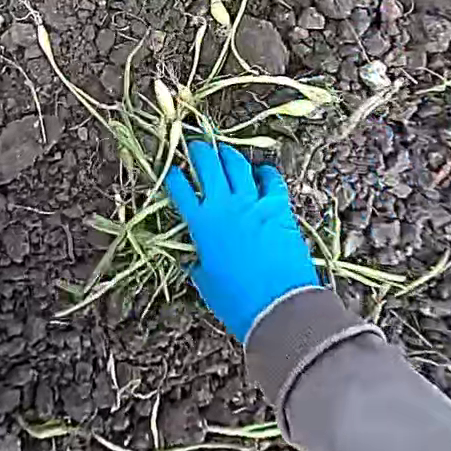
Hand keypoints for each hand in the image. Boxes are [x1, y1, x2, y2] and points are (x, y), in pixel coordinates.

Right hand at [164, 141, 318, 340]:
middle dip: (200, 151)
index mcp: (202, 225)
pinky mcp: (277, 205)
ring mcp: (252, 202)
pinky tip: (262, 171)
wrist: (278, 304)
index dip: (175, 177)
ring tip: (224, 150)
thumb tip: (189, 260)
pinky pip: (271, 180)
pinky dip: (265, 173)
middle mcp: (224, 207)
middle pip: (209, 166)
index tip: (173, 169)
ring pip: (237, 166)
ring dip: (229, 155)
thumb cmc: (238, 301)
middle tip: (196, 146)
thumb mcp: (207, 284)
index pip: (181, 191)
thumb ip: (196, 265)